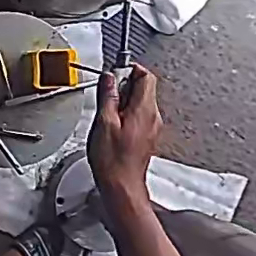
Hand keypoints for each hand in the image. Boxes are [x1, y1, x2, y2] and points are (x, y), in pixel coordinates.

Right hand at [90, 65, 160, 203]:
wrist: (122, 186)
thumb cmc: (113, 160)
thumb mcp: (103, 122)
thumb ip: (107, 96)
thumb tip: (109, 78)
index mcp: (144, 110)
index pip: (146, 76)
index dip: (129, 70)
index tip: (113, 74)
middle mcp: (152, 117)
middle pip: (143, 88)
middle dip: (123, 86)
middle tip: (106, 95)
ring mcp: (151, 127)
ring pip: (139, 101)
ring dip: (122, 100)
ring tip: (107, 113)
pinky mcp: (146, 136)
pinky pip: (138, 115)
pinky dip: (125, 113)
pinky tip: (112, 125)